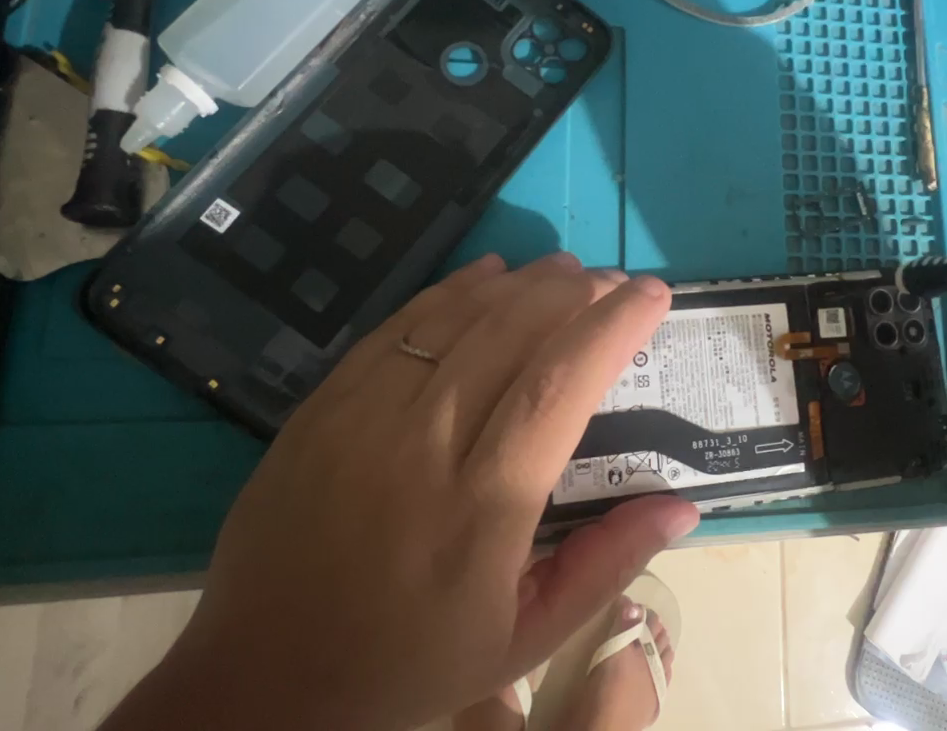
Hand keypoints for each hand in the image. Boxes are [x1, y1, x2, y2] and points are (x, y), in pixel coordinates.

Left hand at [104, 252, 698, 730]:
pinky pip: (400, 324)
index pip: (560, 384)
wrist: (263, 676)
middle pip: (513, 332)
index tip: (652, 294)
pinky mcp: (323, 403)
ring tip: (564, 270)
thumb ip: (606, 565)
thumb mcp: (523, 637)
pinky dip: (454, 289)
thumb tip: (683, 508)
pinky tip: (488, 273)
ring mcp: (364, 415)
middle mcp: (424, 444)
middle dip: (575, 292)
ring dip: (521, 281)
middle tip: (612, 279)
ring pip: (457, 317)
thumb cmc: (410, 661)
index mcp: (483, 506)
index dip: (613, 327)